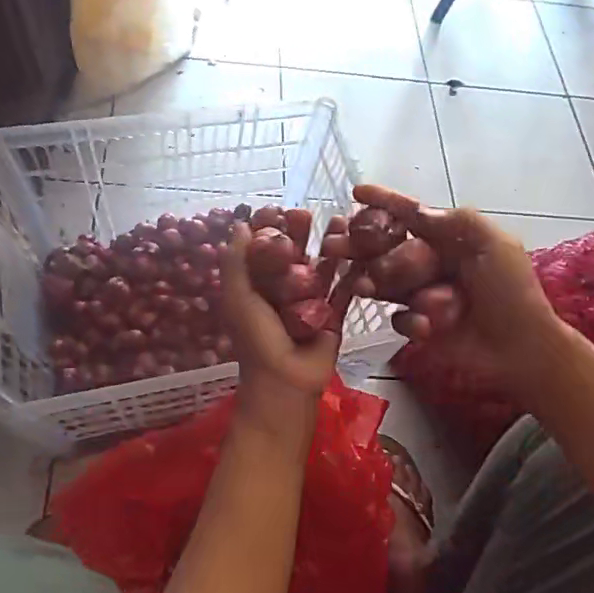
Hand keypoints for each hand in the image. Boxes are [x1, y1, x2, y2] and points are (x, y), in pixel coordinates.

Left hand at [220, 222, 342, 419]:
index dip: (269, 232)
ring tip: (334, 221)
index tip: (275, 210)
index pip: (263, 253)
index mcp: (256, 289)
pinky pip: (343, 290)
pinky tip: (356, 249)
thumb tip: (241, 225)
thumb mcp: (238, 297)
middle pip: (292, 256)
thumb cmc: (257, 339)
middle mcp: (282, 294)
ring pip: (319, 269)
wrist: (286, 382)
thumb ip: (237, 263)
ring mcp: (309, 304)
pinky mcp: (333, 316)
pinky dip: (349, 271)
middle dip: (297, 234)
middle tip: (303, 213)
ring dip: (326, 246)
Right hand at [344, 184, 568, 390]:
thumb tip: (417, 210)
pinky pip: (399, 317)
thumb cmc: (511, 291)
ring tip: (360, 286)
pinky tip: (426, 327)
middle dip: (359, 247)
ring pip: (384, 283)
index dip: (384, 202)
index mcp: (448, 240)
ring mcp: (421, 294)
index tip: (357, 192)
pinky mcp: (418, 324)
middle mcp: (430, 263)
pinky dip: (410, 320)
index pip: (411, 216)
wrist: (521, 346)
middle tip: (333, 247)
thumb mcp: (494, 245)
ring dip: (371, 282)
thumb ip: (457, 222)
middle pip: (385, 250)